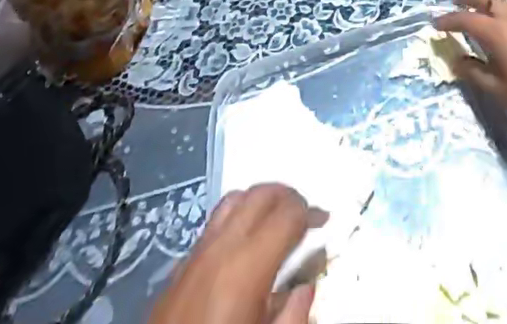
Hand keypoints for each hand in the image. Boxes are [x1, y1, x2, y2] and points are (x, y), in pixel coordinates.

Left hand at [149, 184, 321, 323]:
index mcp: (247, 267)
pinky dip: (236, 214)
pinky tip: (245, 239)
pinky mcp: (180, 262)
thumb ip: (293, 317)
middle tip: (306, 212)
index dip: (310, 212)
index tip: (325, 220)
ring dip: (260, 199)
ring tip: (278, 216)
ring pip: (234, 198)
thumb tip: (306, 288)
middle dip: (287, 196)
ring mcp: (197, 250)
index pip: (287, 215)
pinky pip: (214, 220)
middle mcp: (222, 246)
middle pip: (260, 195)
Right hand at [434, 0, 506, 145]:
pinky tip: (506, 30)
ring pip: (504, 0)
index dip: (448, 20)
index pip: (465, 18)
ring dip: (487, 1)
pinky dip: (504, 12)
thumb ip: (473, 72)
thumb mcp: (498, 90)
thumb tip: (456, 60)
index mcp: (498, 31)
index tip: (435, 24)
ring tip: (478, 13)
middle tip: (454, 4)